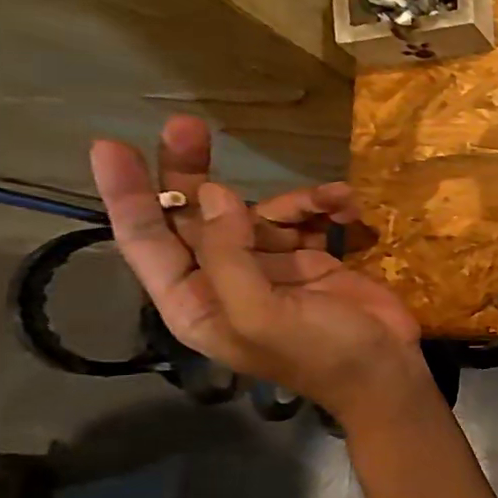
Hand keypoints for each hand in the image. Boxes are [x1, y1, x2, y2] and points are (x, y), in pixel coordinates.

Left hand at [90, 116, 421, 415]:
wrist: (386, 370)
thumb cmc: (319, 352)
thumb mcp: (261, 314)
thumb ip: (229, 254)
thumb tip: (214, 193)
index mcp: (197, 302)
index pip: (148, 242)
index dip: (128, 195)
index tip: (111, 146)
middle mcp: (226, 279)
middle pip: (196, 216)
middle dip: (193, 173)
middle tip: (188, 126)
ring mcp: (271, 266)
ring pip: (261, 212)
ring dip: (296, 199)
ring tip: (334, 198)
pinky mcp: (313, 259)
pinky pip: (307, 219)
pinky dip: (326, 208)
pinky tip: (350, 207)